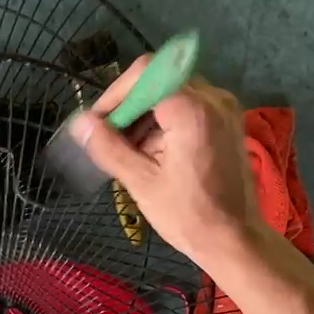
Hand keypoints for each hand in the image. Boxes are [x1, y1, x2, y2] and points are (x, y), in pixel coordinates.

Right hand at [72, 56, 264, 268]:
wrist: (235, 240)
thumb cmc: (188, 216)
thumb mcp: (142, 183)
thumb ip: (109, 148)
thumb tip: (79, 123)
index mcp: (191, 109)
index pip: (144, 74)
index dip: (115, 95)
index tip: (98, 124)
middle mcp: (213, 97)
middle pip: (161, 79)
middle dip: (131, 107)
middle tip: (112, 140)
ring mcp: (225, 108)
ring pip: (175, 92)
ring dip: (148, 116)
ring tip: (133, 153)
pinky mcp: (228, 122)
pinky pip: (191, 107)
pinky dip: (168, 122)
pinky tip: (156, 154)